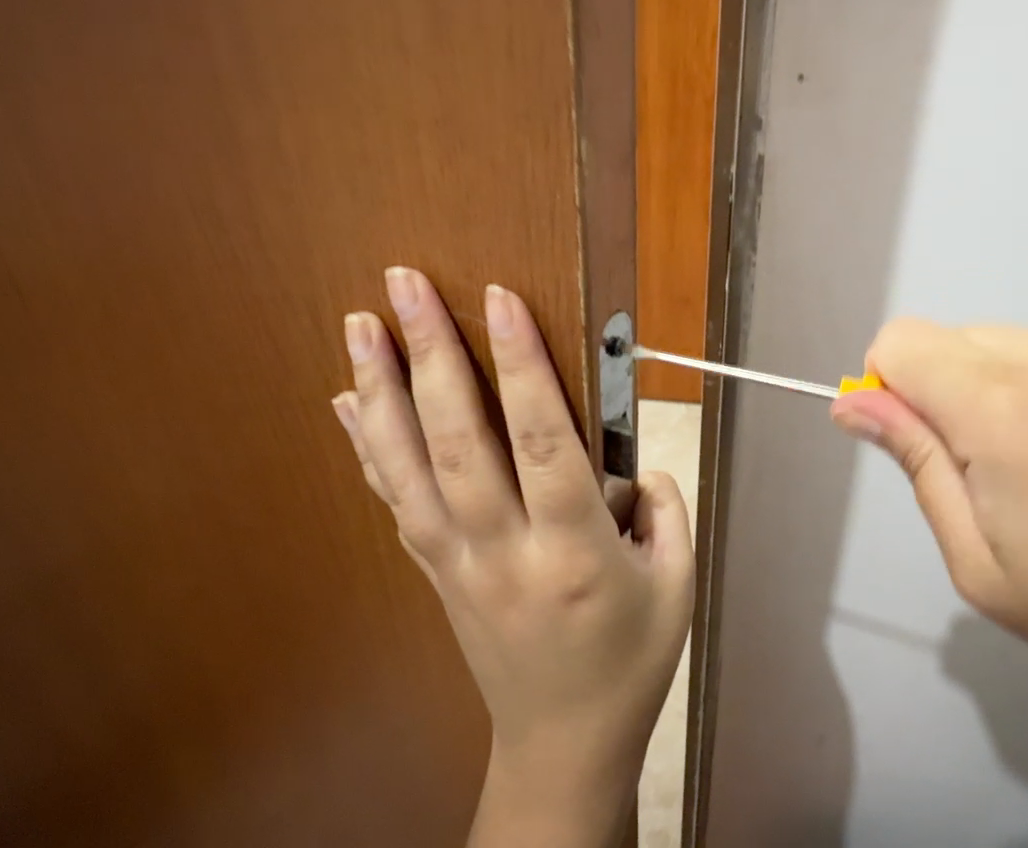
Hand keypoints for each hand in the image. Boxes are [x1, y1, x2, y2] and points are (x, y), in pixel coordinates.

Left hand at [332, 268, 693, 846]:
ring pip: (409, 467)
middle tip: (404, 284)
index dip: (521, 365)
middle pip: (458, 441)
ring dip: (383, 390)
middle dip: (431, 354)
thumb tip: (626, 460)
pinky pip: (396, 499)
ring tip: (361, 323)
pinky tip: (349, 401)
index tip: (499, 299)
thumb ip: (661, 506)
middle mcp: (503, 551)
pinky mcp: (436, 571)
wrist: (562, 742)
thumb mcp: (678, 584)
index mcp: (574, 554)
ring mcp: (457, 562)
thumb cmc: (631, 664)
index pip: (542, 442)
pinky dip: (370, 446)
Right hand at [830, 320, 1027, 698]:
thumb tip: (853, 401)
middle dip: (949, 396)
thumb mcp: (988, 568)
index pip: (900, 342)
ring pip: (1008, 343)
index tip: (930, 450)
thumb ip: (917, 468)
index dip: (891, 389)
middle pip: (951, 340)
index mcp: (1001, 409)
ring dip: (1005, 391)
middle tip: (1006, 479)